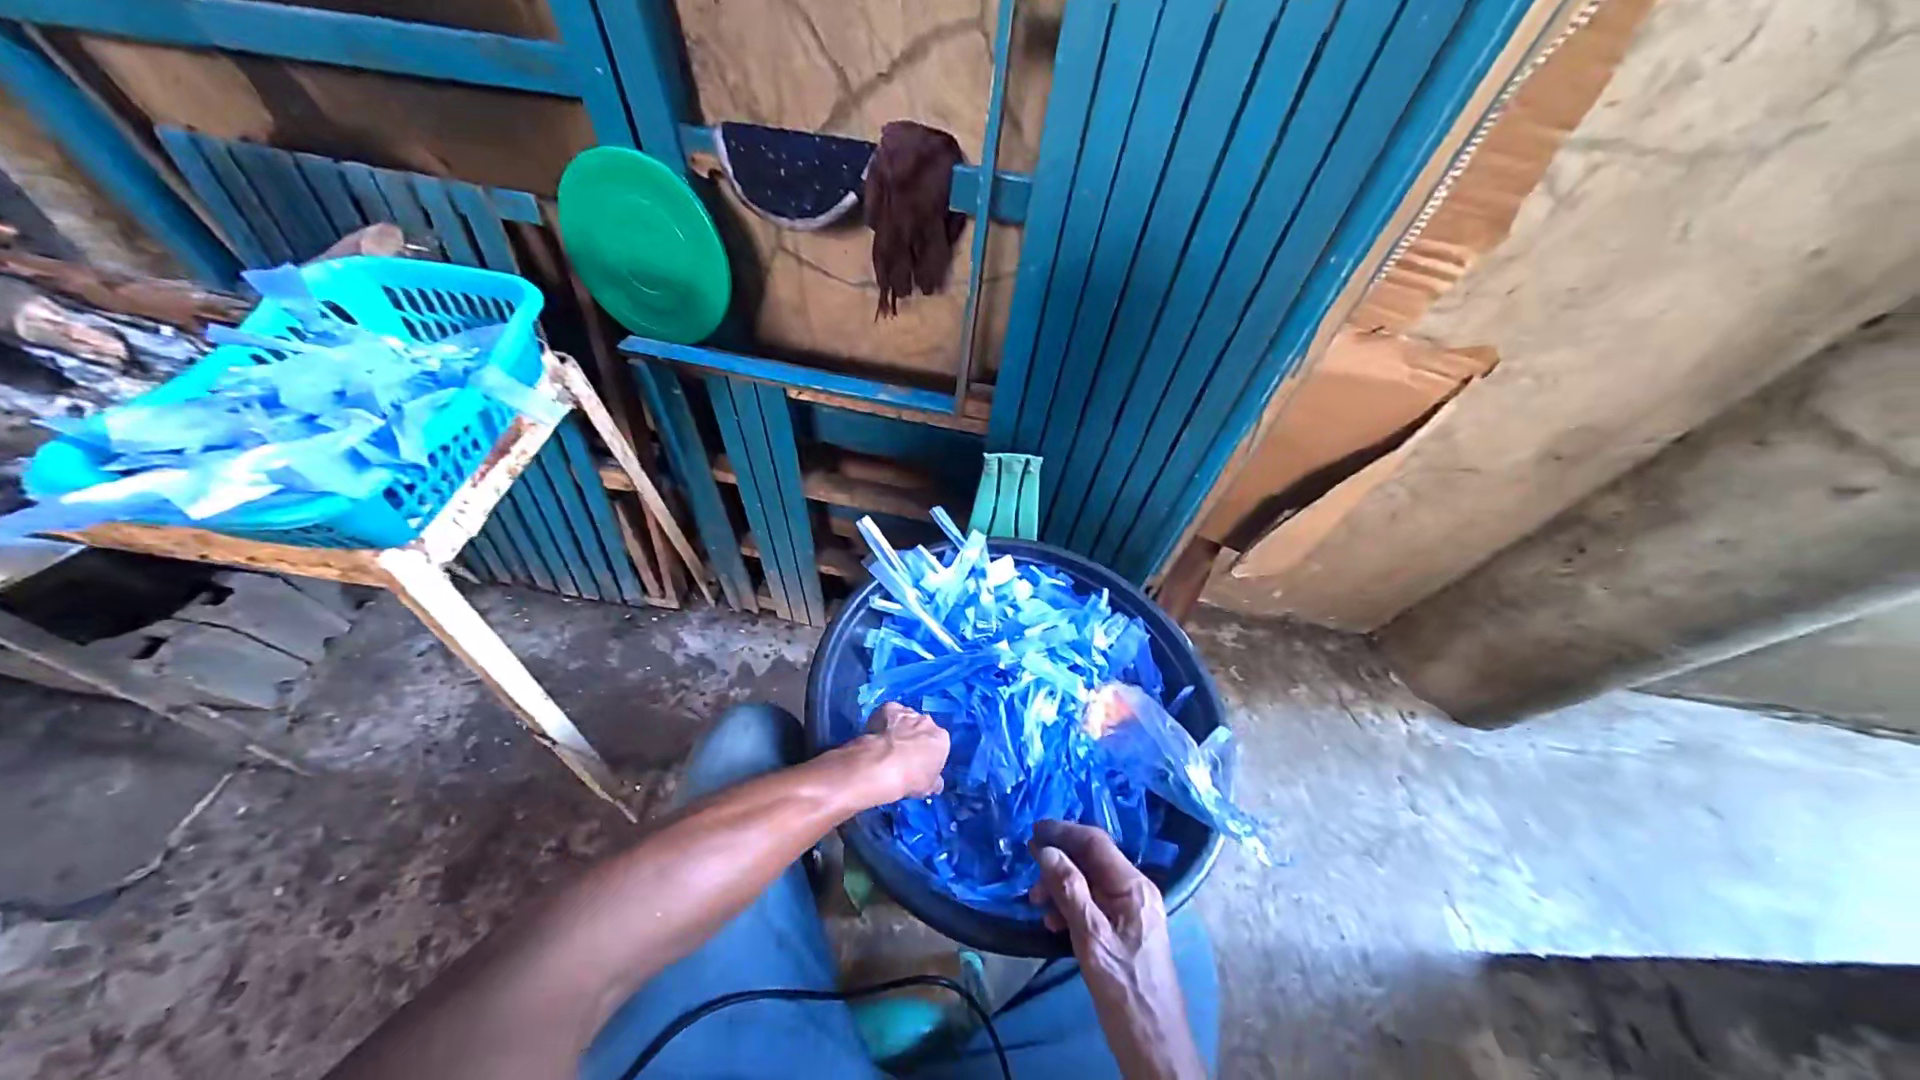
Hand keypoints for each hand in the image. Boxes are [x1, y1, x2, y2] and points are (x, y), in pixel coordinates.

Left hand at [846, 702, 948, 804]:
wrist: (882, 766)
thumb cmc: (910, 779)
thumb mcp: (928, 786)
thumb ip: (934, 781)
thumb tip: (936, 783)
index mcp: (941, 739)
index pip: (938, 745)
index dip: (928, 755)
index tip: (918, 765)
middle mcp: (927, 721)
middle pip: (923, 728)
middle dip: (915, 738)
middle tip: (902, 755)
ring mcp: (908, 713)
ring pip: (906, 719)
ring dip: (900, 729)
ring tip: (887, 746)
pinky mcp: (888, 707)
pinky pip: (889, 713)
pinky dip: (884, 721)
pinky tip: (877, 734)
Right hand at [1029, 820, 1204, 1079]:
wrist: (1153, 1044)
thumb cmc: (1124, 989)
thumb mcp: (1091, 938)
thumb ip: (1069, 890)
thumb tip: (1046, 850)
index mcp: (1134, 886)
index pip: (1096, 842)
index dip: (1064, 832)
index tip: (1033, 830)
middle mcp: (1134, 891)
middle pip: (1091, 861)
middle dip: (1059, 863)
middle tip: (1030, 876)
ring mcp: (1130, 910)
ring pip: (1089, 883)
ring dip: (1061, 887)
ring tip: (1037, 904)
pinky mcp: (1123, 930)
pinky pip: (1092, 904)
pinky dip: (1070, 906)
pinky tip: (1053, 922)